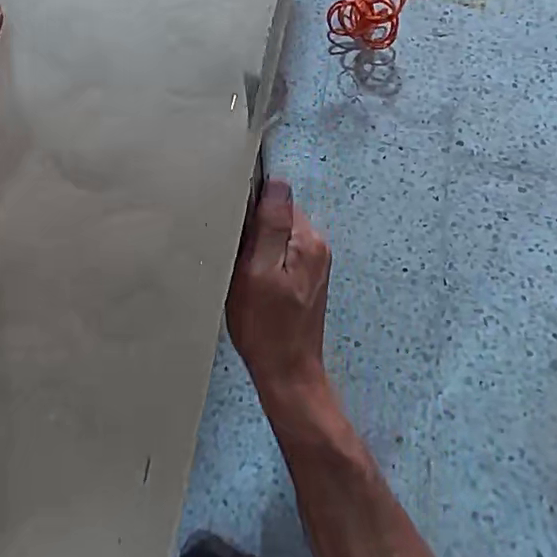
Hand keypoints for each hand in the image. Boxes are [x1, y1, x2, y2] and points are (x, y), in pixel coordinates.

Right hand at [226, 180, 332, 396]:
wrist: (286, 372)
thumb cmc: (266, 327)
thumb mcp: (256, 271)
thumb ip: (269, 225)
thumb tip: (276, 183)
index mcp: (308, 240)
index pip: (276, 200)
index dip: (250, 214)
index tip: (239, 237)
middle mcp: (317, 247)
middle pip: (277, 218)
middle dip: (253, 232)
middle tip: (239, 261)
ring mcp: (314, 264)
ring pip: (276, 238)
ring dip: (257, 250)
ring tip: (246, 276)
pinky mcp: (306, 279)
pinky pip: (280, 256)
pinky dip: (264, 264)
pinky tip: (255, 286)